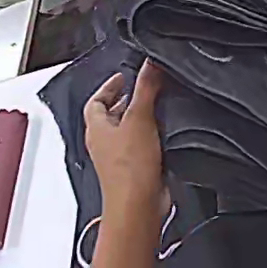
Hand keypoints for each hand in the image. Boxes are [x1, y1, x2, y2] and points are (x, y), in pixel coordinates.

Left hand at [83, 60, 166, 209]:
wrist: (139, 205)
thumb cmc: (130, 168)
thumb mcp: (140, 118)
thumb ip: (146, 88)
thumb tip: (151, 62)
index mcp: (97, 128)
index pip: (96, 101)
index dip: (109, 87)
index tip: (125, 77)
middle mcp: (106, 143)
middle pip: (113, 115)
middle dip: (129, 101)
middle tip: (148, 88)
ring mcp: (121, 158)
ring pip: (130, 131)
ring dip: (144, 119)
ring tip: (162, 105)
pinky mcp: (138, 169)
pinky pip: (144, 146)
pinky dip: (155, 137)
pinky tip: (170, 133)